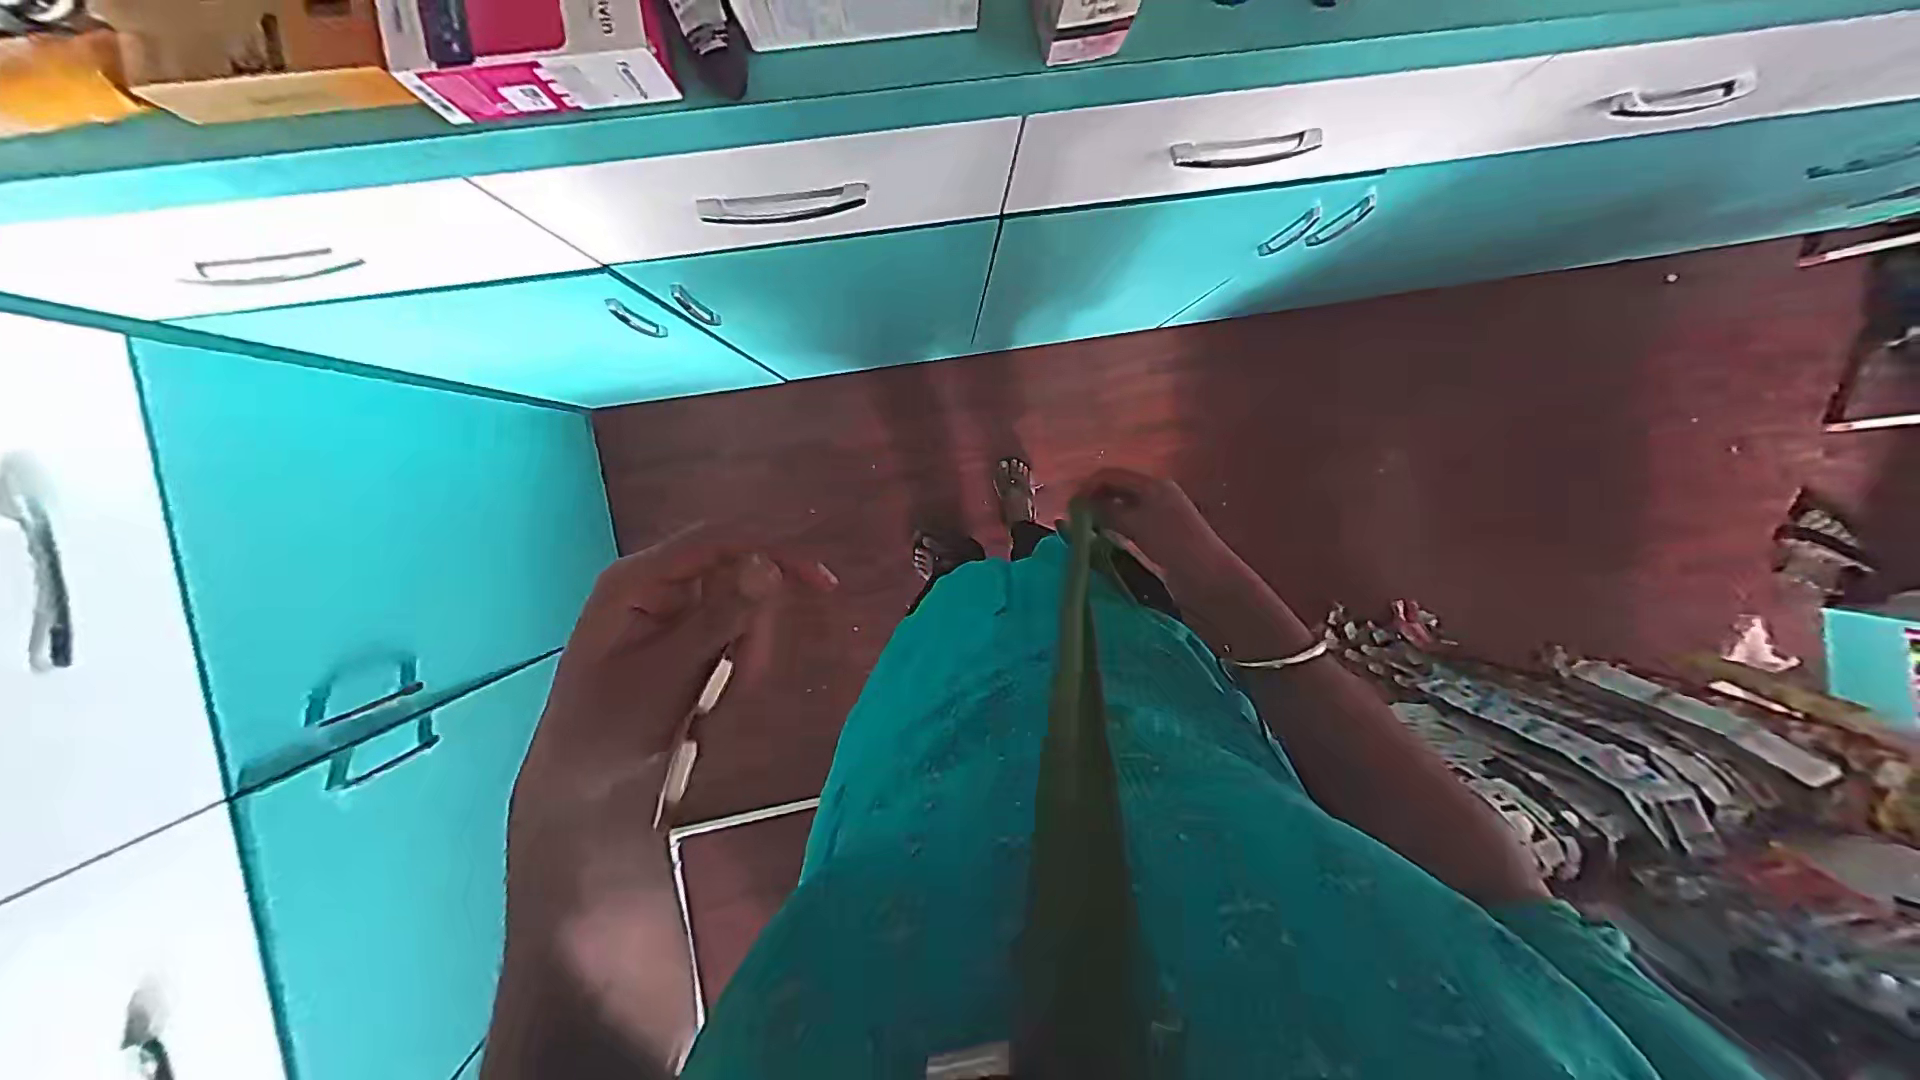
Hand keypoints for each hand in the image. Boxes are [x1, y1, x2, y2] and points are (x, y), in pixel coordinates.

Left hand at [493, 529, 836, 1076]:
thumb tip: (767, 562)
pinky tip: (720, 696)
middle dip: (754, 621)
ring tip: (725, 697)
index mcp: (637, 580)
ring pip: (742, 605)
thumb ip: (719, 616)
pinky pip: (733, 633)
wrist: (582, 802)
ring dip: (748, 648)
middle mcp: (655, 586)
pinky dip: (741, 660)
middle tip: (744, 676)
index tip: (823, 581)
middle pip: (737, 572)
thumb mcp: (667, 674)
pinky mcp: (685, 640)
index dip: (774, 551)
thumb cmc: (610, 734)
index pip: (718, 541)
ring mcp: (671, 613)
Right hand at [1074, 468, 1250, 592]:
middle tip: (1070, 520)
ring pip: (1120, 509)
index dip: (1087, 487)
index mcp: (1154, 485)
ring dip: (1100, 516)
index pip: (1111, 475)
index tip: (1068, 507)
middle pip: (1115, 489)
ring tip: (1080, 531)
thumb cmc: (1175, 546)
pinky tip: (1100, 541)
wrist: (1210, 582)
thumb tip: (1079, 506)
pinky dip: (1110, 529)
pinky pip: (1126, 526)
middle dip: (1092, 500)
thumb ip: (1107, 512)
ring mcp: (1158, 516)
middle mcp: (1155, 495)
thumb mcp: (1137, 524)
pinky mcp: (1158, 537)